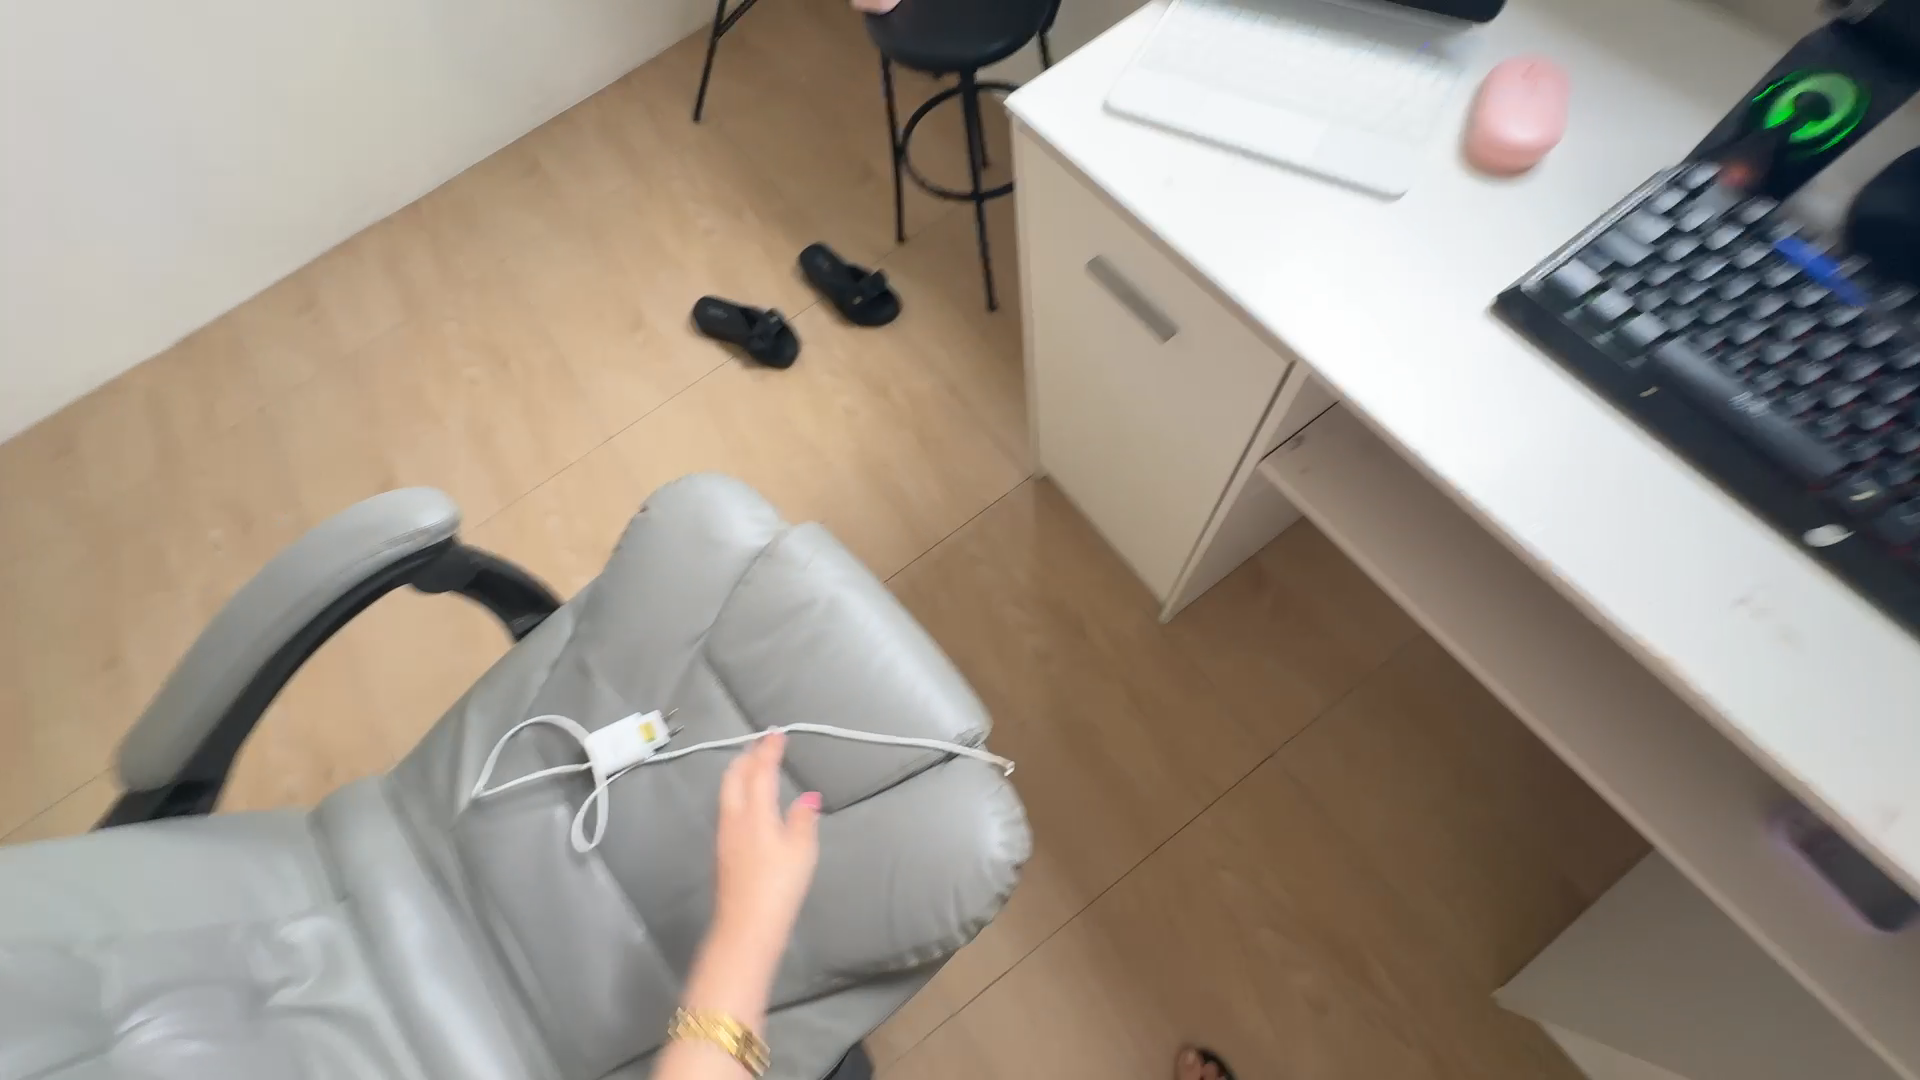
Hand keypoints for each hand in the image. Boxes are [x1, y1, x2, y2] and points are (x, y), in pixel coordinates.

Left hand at [711, 733, 820, 958]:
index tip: (776, 733)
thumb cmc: (778, 887)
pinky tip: (748, 799)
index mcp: (755, 813)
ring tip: (754, 764)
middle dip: (747, 755)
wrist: (745, 928)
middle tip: (762, 744)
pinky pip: (728, 806)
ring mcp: (725, 835)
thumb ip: (803, 819)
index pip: (760, 771)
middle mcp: (734, 818)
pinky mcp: (723, 850)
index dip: (768, 750)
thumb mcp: (801, 851)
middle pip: (734, 776)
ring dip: (740, 772)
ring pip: (728, 791)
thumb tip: (807, 798)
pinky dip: (738, 790)